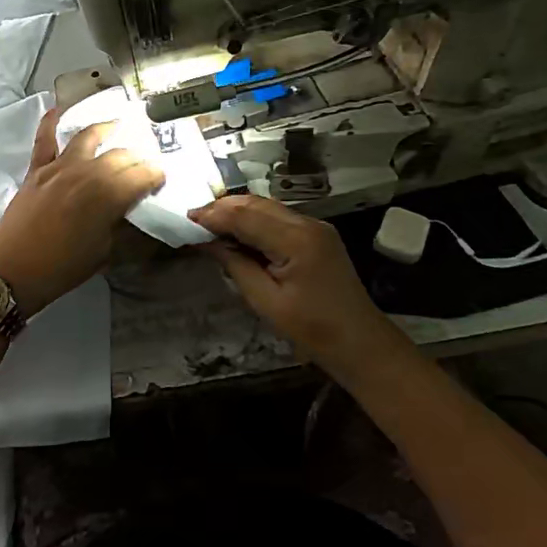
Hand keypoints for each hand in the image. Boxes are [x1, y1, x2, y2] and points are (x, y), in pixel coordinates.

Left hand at [0, 107, 163, 315]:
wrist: (11, 272)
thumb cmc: (63, 268)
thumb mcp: (106, 253)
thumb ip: (127, 228)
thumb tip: (143, 215)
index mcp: (109, 195)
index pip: (144, 175)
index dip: (157, 176)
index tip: (161, 181)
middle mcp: (88, 172)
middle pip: (121, 155)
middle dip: (139, 158)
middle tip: (145, 165)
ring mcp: (60, 166)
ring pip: (89, 137)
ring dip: (107, 130)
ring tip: (118, 127)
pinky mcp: (37, 168)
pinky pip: (45, 137)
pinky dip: (53, 120)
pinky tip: (60, 109)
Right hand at [188, 195, 406, 373]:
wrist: (359, 342)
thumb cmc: (311, 329)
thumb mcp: (266, 301)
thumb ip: (236, 265)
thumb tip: (208, 242)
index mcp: (296, 240)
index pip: (246, 216)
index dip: (215, 215)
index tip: (187, 218)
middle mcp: (308, 223)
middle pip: (257, 204)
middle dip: (224, 208)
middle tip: (194, 218)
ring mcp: (316, 226)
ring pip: (268, 207)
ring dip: (239, 212)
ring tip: (210, 223)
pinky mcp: (318, 234)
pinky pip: (280, 218)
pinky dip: (255, 220)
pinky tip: (238, 232)